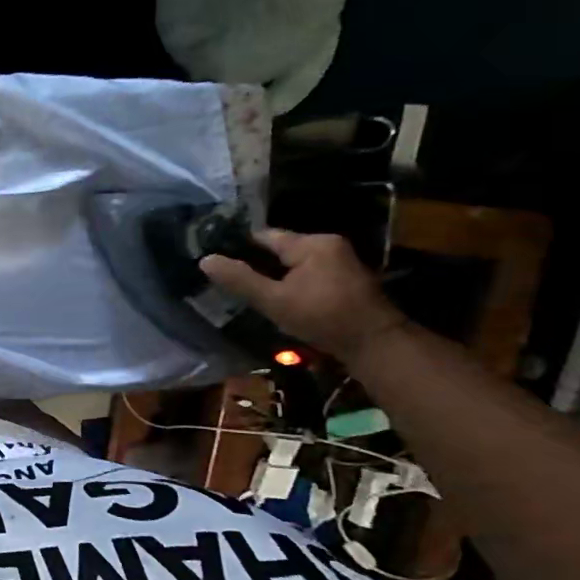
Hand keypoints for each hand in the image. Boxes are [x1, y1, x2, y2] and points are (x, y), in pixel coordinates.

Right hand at [199, 229, 406, 360]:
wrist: (374, 342)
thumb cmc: (322, 317)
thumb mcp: (274, 300)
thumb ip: (240, 279)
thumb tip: (205, 260)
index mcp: (311, 244)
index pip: (264, 236)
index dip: (237, 247)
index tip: (216, 261)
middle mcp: (327, 244)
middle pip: (279, 248)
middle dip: (254, 263)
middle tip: (227, 279)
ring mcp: (339, 260)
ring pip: (291, 261)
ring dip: (272, 274)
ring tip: (246, 289)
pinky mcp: (343, 277)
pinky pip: (305, 271)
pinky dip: (288, 280)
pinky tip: (275, 296)